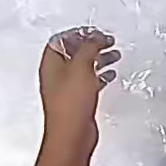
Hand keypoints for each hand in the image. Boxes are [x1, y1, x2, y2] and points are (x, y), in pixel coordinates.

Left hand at [39, 27, 118, 149]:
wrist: (72, 133)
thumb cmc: (71, 102)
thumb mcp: (81, 66)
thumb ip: (89, 48)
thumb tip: (95, 36)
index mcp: (51, 63)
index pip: (61, 40)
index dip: (78, 33)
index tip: (94, 31)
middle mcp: (56, 74)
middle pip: (73, 52)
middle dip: (91, 44)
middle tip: (106, 41)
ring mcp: (66, 88)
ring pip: (83, 66)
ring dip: (98, 58)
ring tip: (114, 55)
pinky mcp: (77, 99)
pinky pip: (89, 81)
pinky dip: (100, 74)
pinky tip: (110, 75)